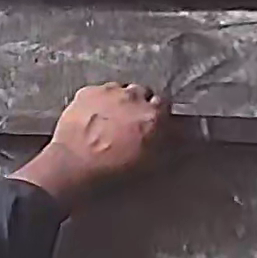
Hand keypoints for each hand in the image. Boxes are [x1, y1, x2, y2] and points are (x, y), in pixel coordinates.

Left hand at [10, 83, 165, 202]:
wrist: (75, 164)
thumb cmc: (115, 167)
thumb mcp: (151, 161)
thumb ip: (168, 142)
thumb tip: (181, 135)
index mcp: (153, 114)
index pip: (164, 103)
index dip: (157, 113)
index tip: (152, 121)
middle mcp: (132, 96)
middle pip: (141, 92)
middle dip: (138, 104)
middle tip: (129, 120)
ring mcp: (108, 91)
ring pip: (119, 90)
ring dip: (118, 100)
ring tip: (109, 117)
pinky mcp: (86, 92)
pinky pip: (98, 91)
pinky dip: (98, 100)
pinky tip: (92, 115)